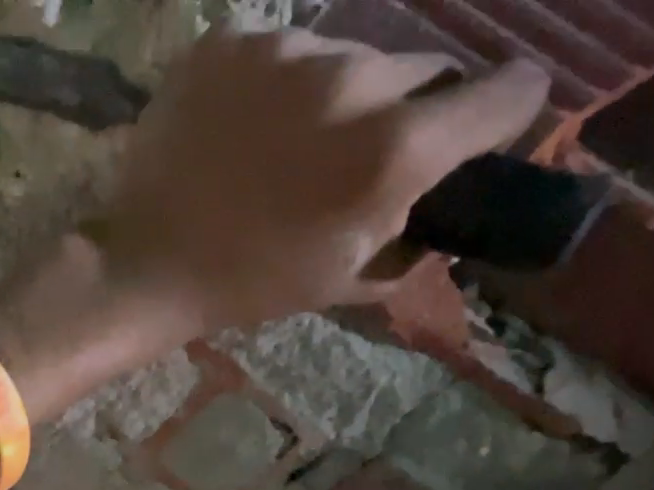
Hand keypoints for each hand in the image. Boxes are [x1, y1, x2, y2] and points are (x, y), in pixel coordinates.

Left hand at [102, 28, 550, 335]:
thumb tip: (445, 205)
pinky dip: (274, 81)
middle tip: (352, 153)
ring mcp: (285, 51)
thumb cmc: (248, 283)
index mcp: (395, 148)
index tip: (477, 128)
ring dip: (335, 92)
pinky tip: (242, 124)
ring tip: (285, 141)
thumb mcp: (348, 277)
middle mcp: (353, 80)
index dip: (502, 111)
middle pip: (420, 70)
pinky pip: (280, 48)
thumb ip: (418, 229)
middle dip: (403, 109)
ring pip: (347, 55)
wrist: (145, 265)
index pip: (509, 89)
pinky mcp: (228, 42)